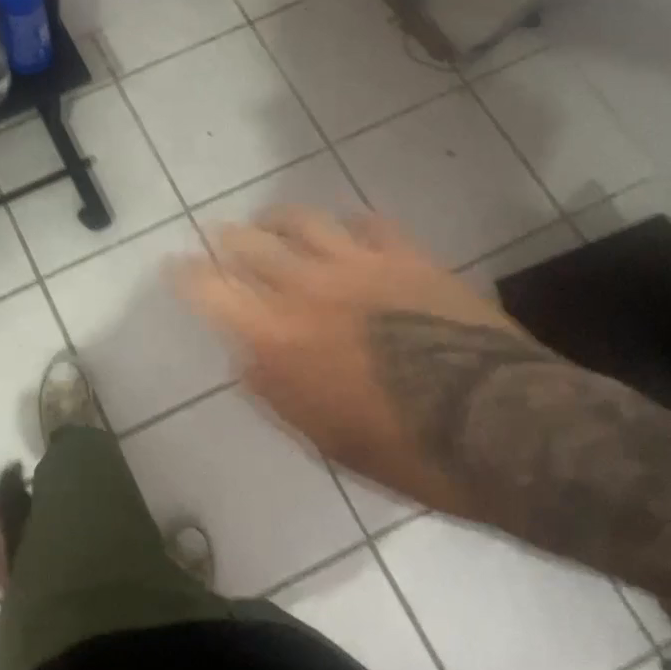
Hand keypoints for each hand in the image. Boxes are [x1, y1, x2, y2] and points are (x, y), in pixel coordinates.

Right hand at [171, 207, 516, 512]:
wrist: (498, 424)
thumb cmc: (401, 449)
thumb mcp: (320, 436)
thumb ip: (274, 388)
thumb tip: (247, 356)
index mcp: (276, 337)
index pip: (209, 289)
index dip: (184, 273)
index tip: (172, 266)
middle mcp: (306, 288)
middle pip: (248, 243)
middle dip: (225, 239)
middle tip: (219, 238)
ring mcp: (357, 264)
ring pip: (301, 219)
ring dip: (277, 219)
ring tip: (272, 223)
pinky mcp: (405, 255)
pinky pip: (365, 222)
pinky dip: (345, 224)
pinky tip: (344, 231)